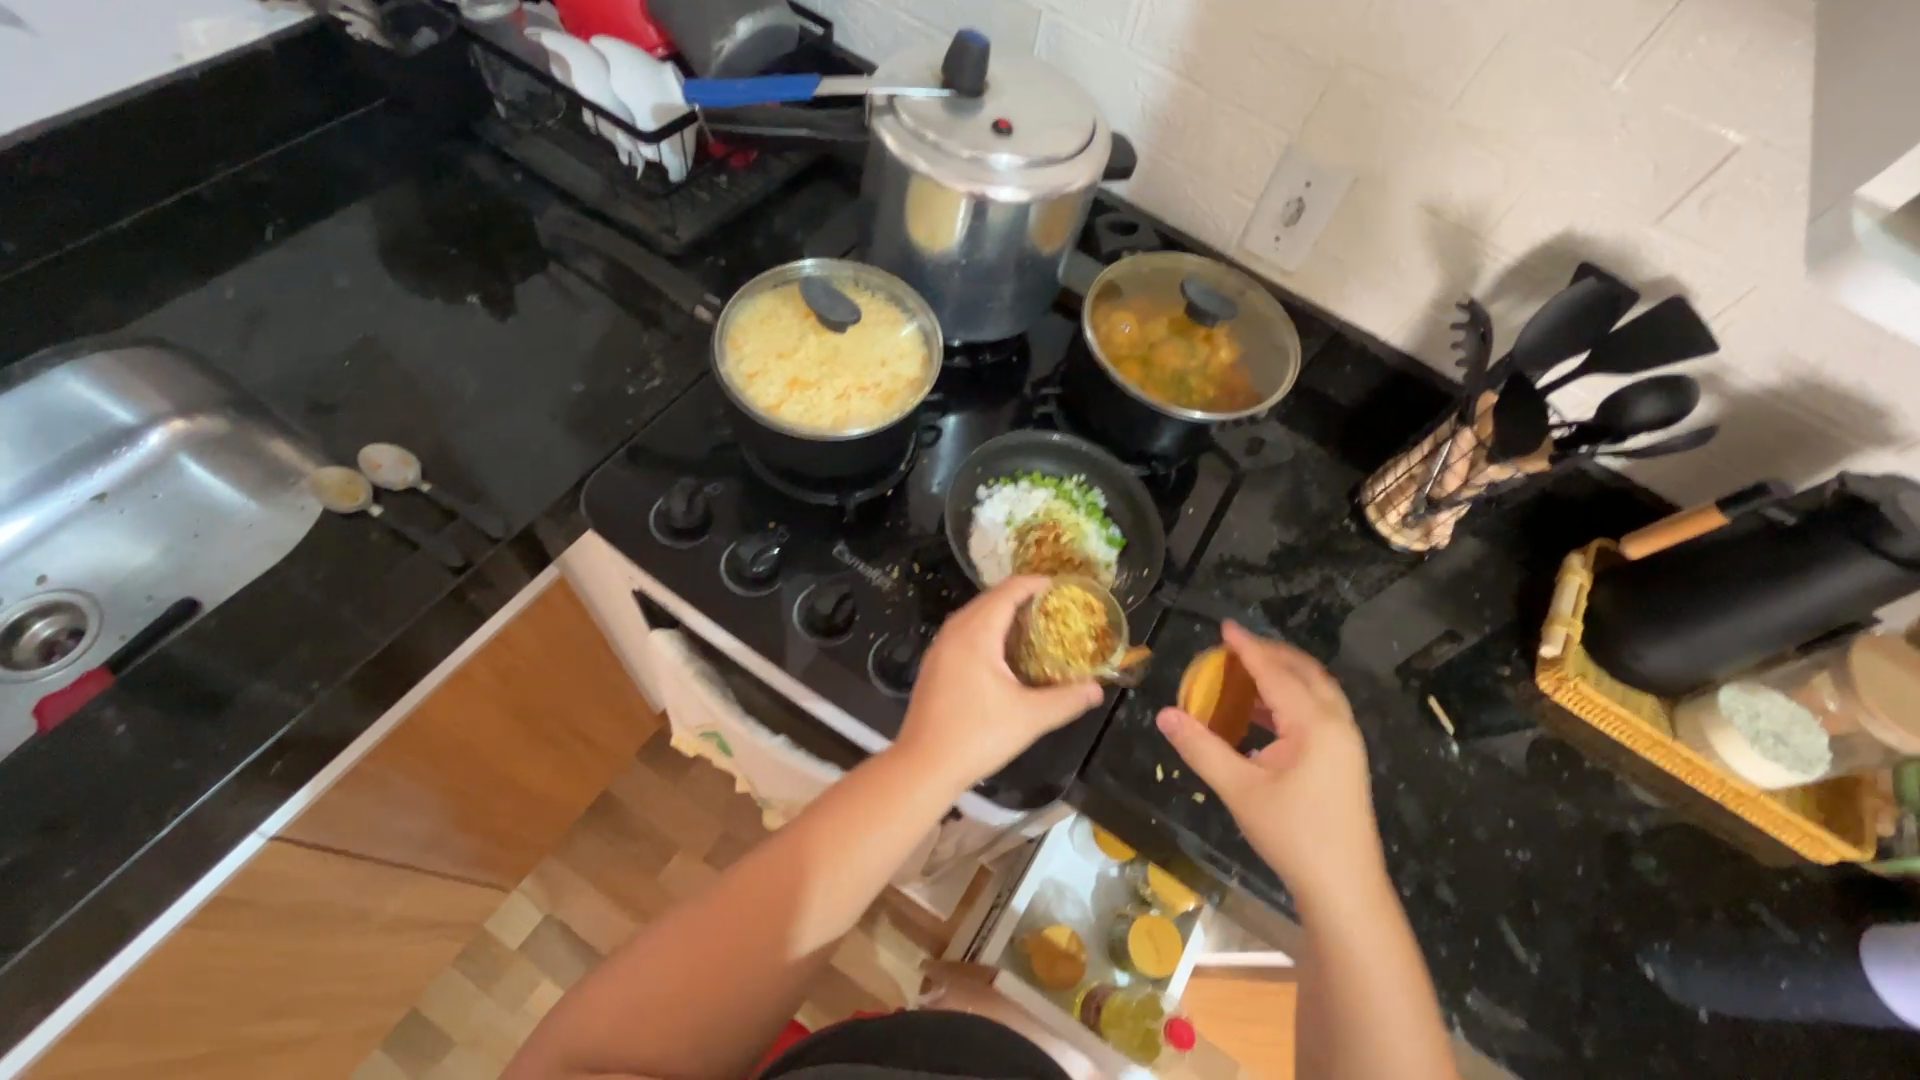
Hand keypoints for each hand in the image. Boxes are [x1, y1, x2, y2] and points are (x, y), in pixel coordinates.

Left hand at [895, 576, 1103, 789]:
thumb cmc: (976, 736)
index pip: (1008, 591)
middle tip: (1056, 607)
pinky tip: (1005, 654)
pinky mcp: (935, 666)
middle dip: (1022, 597)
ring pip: (974, 616)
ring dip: (1003, 615)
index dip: (1036, 584)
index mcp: (975, 633)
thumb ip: (1066, 700)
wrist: (923, 766)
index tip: (1063, 587)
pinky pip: (964, 634)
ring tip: (1035, 626)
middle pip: (990, 599)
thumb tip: (1097, 690)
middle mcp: (954, 632)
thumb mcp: (1030, 718)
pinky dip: (988, 632)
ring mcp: (940, 649)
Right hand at [1155, 622, 1384, 901]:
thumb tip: (1164, 715)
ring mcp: (1346, 743)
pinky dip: (1291, 699)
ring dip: (1283, 675)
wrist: (1344, 887)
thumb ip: (1201, 748)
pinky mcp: (1344, 761)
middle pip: (1304, 673)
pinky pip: (1318, 712)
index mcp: (1314, 724)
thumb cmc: (1293, 835)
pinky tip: (1263, 714)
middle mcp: (1336, 724)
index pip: (1275, 672)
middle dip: (1271, 654)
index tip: (1225, 626)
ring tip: (1246, 671)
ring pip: (1316, 692)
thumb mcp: (1240, 790)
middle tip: (1235, 647)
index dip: (1248, 647)